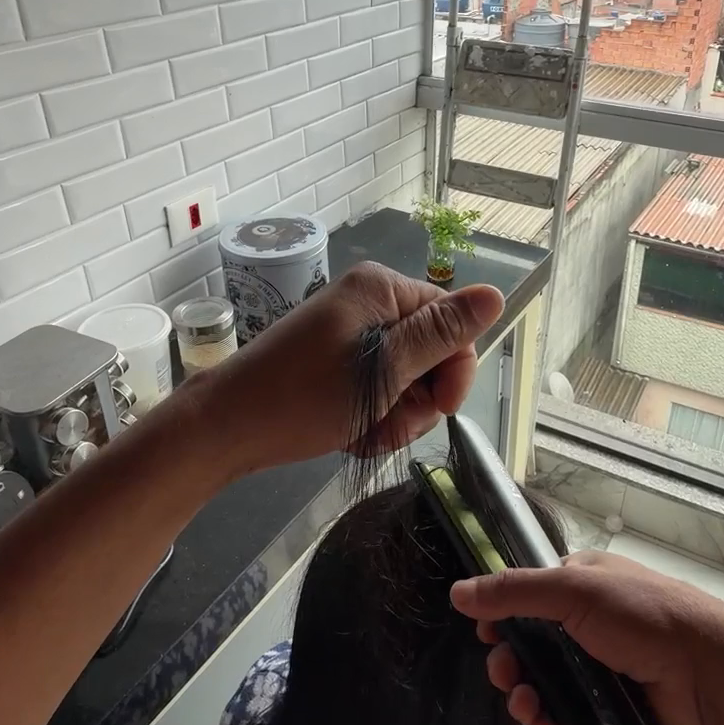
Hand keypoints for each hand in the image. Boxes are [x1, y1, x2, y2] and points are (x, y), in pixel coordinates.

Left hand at [190, 261, 503, 474]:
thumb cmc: (303, 397)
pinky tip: (351, 435)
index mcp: (382, 289)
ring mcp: (351, 332)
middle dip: (417, 401)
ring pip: (407, 380)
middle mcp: (369, 302)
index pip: (451, 323)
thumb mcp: (382, 371)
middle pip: (431, 354)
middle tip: (386, 426)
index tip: (435, 409)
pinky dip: (373, 417)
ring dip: (395, 416)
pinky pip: (378, 389)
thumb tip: (496, 293)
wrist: (227, 427)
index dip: (452, 370)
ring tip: (363, 435)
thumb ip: (441, 335)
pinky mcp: (337, 361)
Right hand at [450, 550, 723, 724]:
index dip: (502, 615)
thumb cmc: (640, 614)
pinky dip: (550, 723)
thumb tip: (458, 592)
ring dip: (526, 695)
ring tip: (525, 708)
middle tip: (504, 676)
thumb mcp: (572, 590)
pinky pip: (567, 715)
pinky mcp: (610, 707)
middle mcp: (587, 621)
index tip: (487, 634)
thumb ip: (513, 592)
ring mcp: (599, 666)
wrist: (708, 675)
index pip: (527, 595)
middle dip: (510, 661)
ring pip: (545, 682)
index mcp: (581, 582)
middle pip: (530, 643)